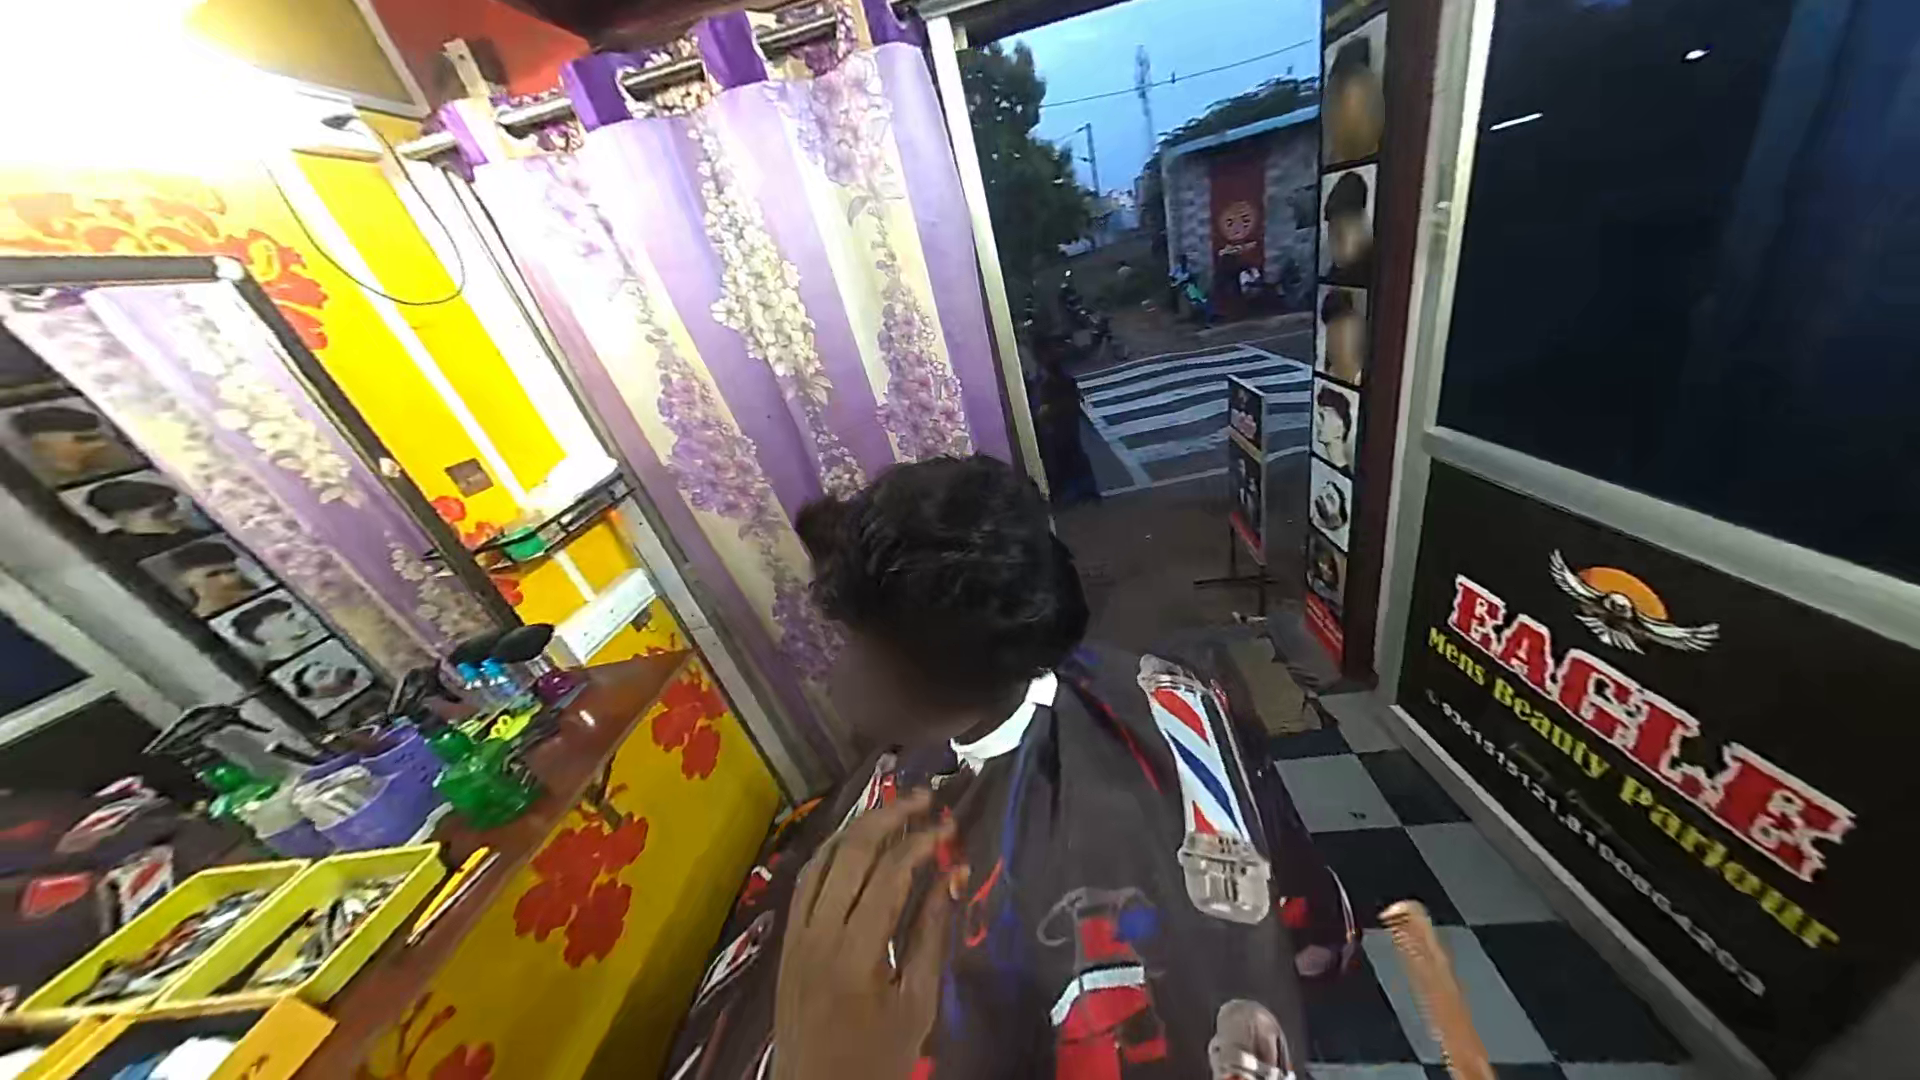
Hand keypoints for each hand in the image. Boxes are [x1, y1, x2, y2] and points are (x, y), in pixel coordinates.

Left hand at [773, 790, 963, 1079]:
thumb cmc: (876, 1059)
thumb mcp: (917, 1004)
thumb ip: (933, 932)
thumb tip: (955, 872)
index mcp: (855, 953)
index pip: (891, 873)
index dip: (923, 842)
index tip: (950, 825)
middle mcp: (818, 931)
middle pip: (854, 850)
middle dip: (892, 814)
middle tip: (924, 797)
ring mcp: (797, 931)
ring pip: (826, 855)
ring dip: (861, 825)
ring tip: (895, 808)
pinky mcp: (786, 937)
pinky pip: (807, 877)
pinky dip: (833, 849)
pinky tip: (856, 841)